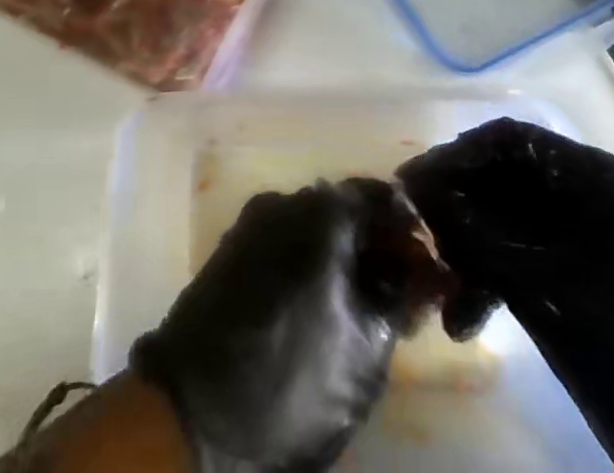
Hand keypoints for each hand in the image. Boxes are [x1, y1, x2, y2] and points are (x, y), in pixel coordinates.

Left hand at [130, 179, 422, 472]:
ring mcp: (250, 226)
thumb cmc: (290, 379)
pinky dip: (311, 263)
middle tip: (401, 295)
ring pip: (314, 228)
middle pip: (347, 210)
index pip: (383, 197)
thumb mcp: (366, 348)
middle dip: (379, 247)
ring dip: (345, 257)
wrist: (188, 415)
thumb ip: (401, 299)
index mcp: (322, 213)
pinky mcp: (228, 252)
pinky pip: (284, 243)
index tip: (426, 271)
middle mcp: (283, 203)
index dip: (410, 233)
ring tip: (365, 307)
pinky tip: (323, 306)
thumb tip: (422, 275)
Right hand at [398, 119, 613, 472]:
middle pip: (509, 183)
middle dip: (461, 214)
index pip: (513, 142)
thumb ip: (477, 234)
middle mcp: (596, 199)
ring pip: (512, 227)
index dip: (457, 158)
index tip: (410, 187)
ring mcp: (592, 242)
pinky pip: (526, 263)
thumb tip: (416, 186)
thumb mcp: (546, 288)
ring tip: (445, 300)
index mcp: (601, 182)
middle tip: (419, 244)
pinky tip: (467, 321)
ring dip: (472, 256)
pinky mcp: (586, 281)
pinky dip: (494, 283)